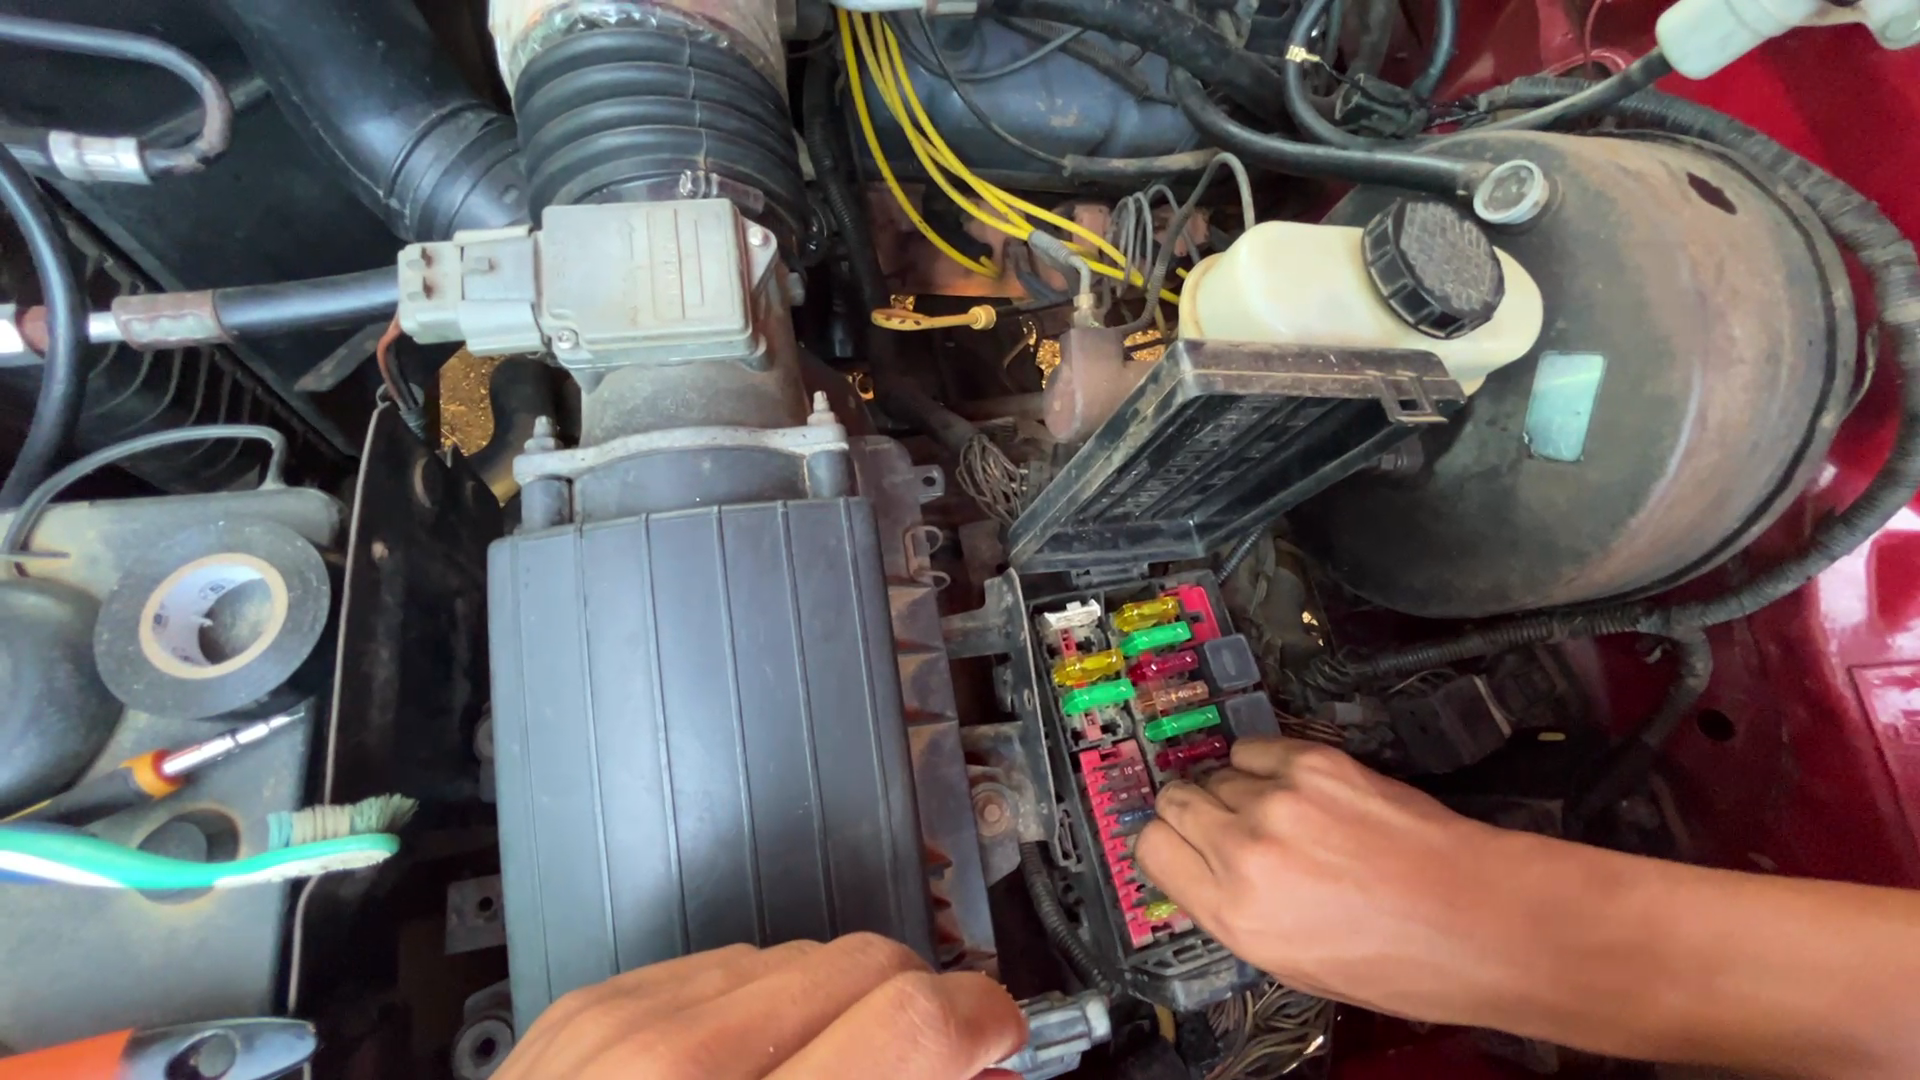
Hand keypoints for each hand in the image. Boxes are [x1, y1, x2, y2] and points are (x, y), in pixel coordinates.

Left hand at [493, 933, 1026, 1079]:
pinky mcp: (592, 1002)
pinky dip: (767, 1005)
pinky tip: (745, 1067)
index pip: (904, 1020)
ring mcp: (621, 1020)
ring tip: (820, 1074)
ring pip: (805, 953)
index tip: (1000, 1037)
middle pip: (864, 962)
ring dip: (838, 1007)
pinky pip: (732, 962)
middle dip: (914, 1007)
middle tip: (920, 1066)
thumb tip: (969, 1067)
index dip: (980, 1020)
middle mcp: (672, 1064)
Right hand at [1135, 737, 1528, 1021]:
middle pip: (1172, 800)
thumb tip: (1191, 862)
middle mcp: (1244, 851)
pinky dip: (1262, 765)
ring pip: (1214, 774)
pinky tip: (1293, 788)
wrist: (1479, 917)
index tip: (1177, 842)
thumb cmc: (1395, 957)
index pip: (1150, 847)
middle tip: (1223, 824)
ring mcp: (1276, 800)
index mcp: (1234, 912)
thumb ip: (1225, 903)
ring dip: (1233, 791)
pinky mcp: (1311, 762)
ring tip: (1277, 814)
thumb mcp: (1288, 959)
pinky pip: (1253, 749)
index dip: (1164, 844)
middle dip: (1191, 811)